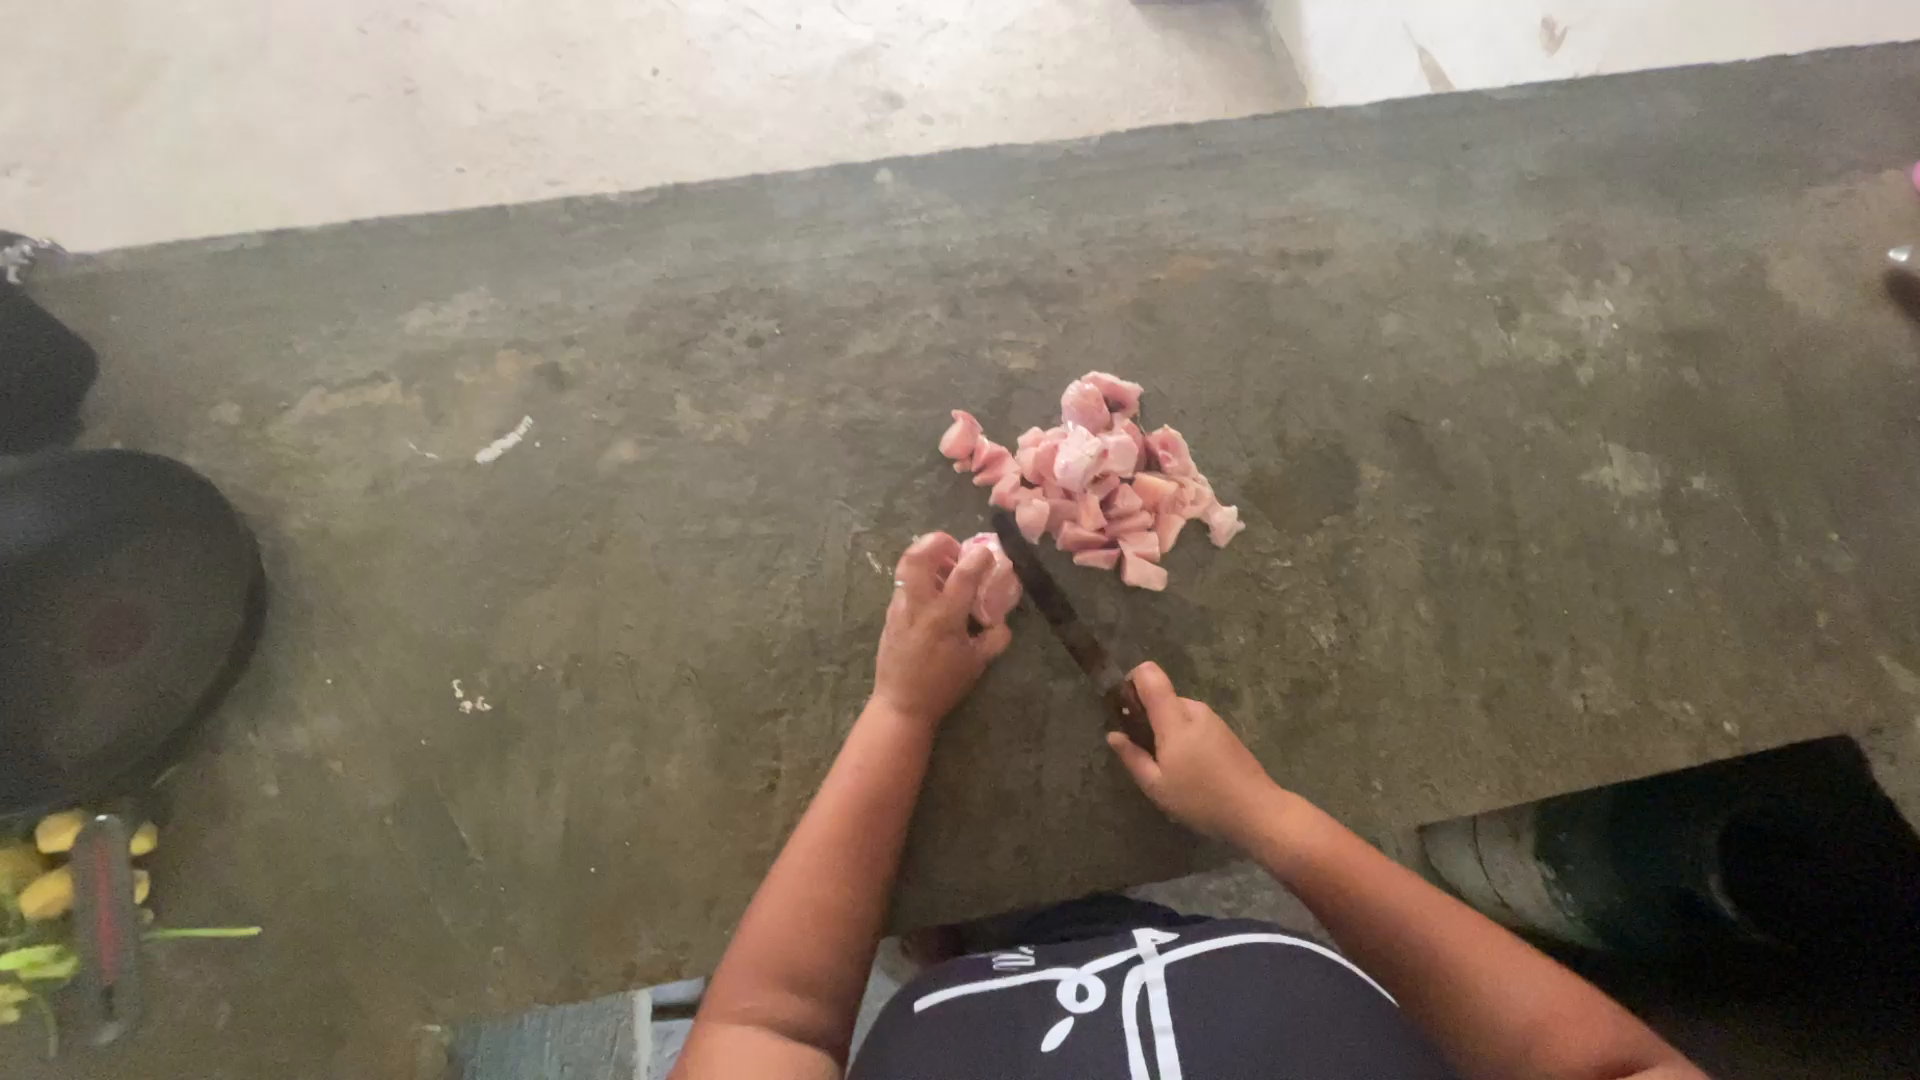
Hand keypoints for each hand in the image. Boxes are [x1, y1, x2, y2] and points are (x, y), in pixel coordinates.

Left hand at [872, 533, 1013, 724]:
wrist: (901, 704)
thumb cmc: (942, 685)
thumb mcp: (977, 664)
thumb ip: (995, 638)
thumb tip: (1003, 620)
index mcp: (944, 618)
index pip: (962, 574)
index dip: (979, 557)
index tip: (989, 553)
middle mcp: (918, 605)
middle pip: (918, 556)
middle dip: (938, 541)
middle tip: (955, 549)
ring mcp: (900, 607)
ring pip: (907, 565)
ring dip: (928, 557)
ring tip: (946, 569)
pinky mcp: (890, 613)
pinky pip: (904, 582)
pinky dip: (921, 576)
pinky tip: (935, 592)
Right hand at [1105, 661, 1284, 846]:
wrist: (1258, 812)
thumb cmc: (1202, 800)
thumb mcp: (1157, 786)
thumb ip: (1132, 757)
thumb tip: (1113, 735)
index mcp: (1175, 719)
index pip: (1150, 675)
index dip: (1131, 681)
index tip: (1124, 708)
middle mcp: (1195, 710)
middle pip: (1163, 696)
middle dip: (1149, 717)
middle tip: (1147, 753)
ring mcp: (1214, 720)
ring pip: (1179, 712)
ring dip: (1168, 730)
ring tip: (1171, 767)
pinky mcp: (1226, 732)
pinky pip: (1195, 724)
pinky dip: (1185, 738)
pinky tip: (1192, 770)